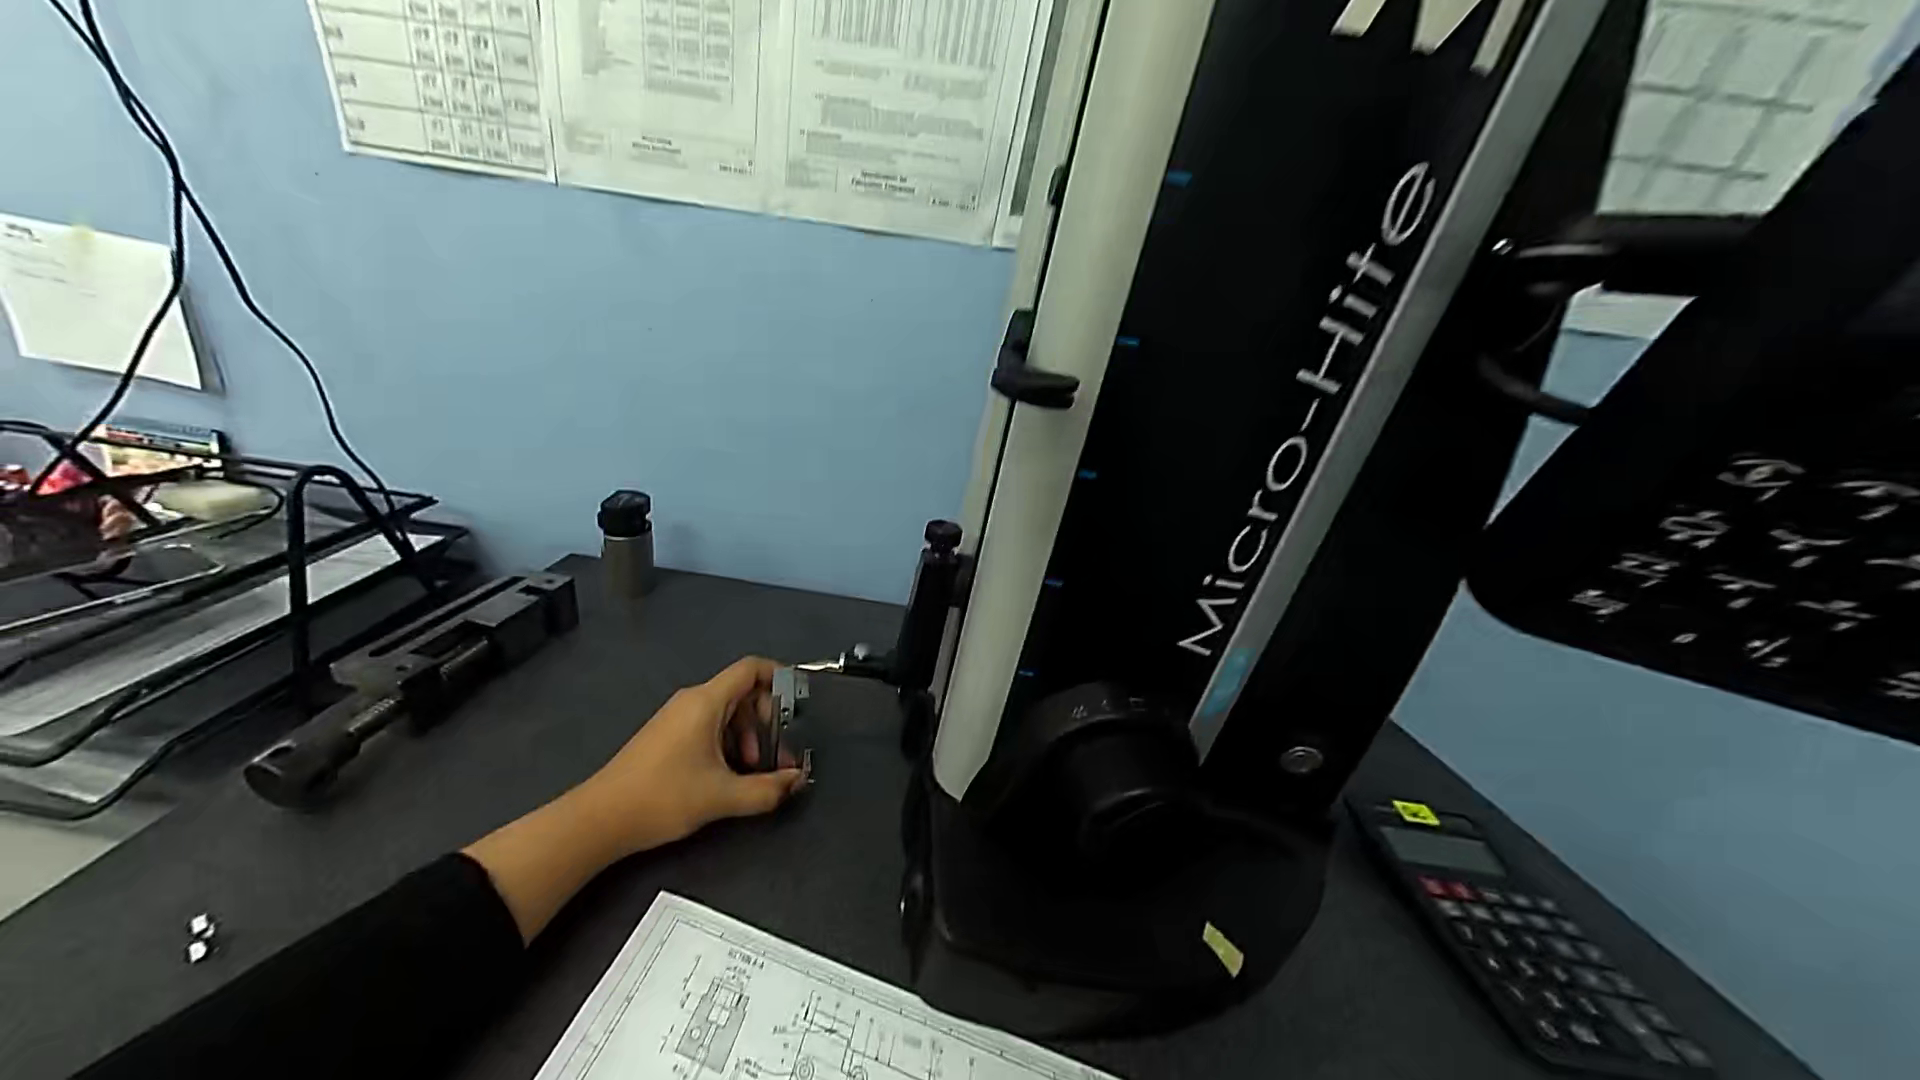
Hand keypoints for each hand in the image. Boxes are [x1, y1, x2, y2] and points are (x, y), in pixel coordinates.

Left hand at [581, 656, 809, 855]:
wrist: (598, 821)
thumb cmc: (662, 798)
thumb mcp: (722, 797)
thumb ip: (767, 789)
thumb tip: (797, 781)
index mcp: (706, 702)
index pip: (751, 669)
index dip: (779, 677)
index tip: (798, 701)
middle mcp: (692, 701)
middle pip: (744, 693)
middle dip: (767, 721)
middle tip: (777, 755)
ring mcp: (678, 718)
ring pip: (728, 713)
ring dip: (749, 737)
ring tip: (753, 772)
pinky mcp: (669, 736)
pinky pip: (711, 726)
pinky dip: (729, 744)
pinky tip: (730, 775)